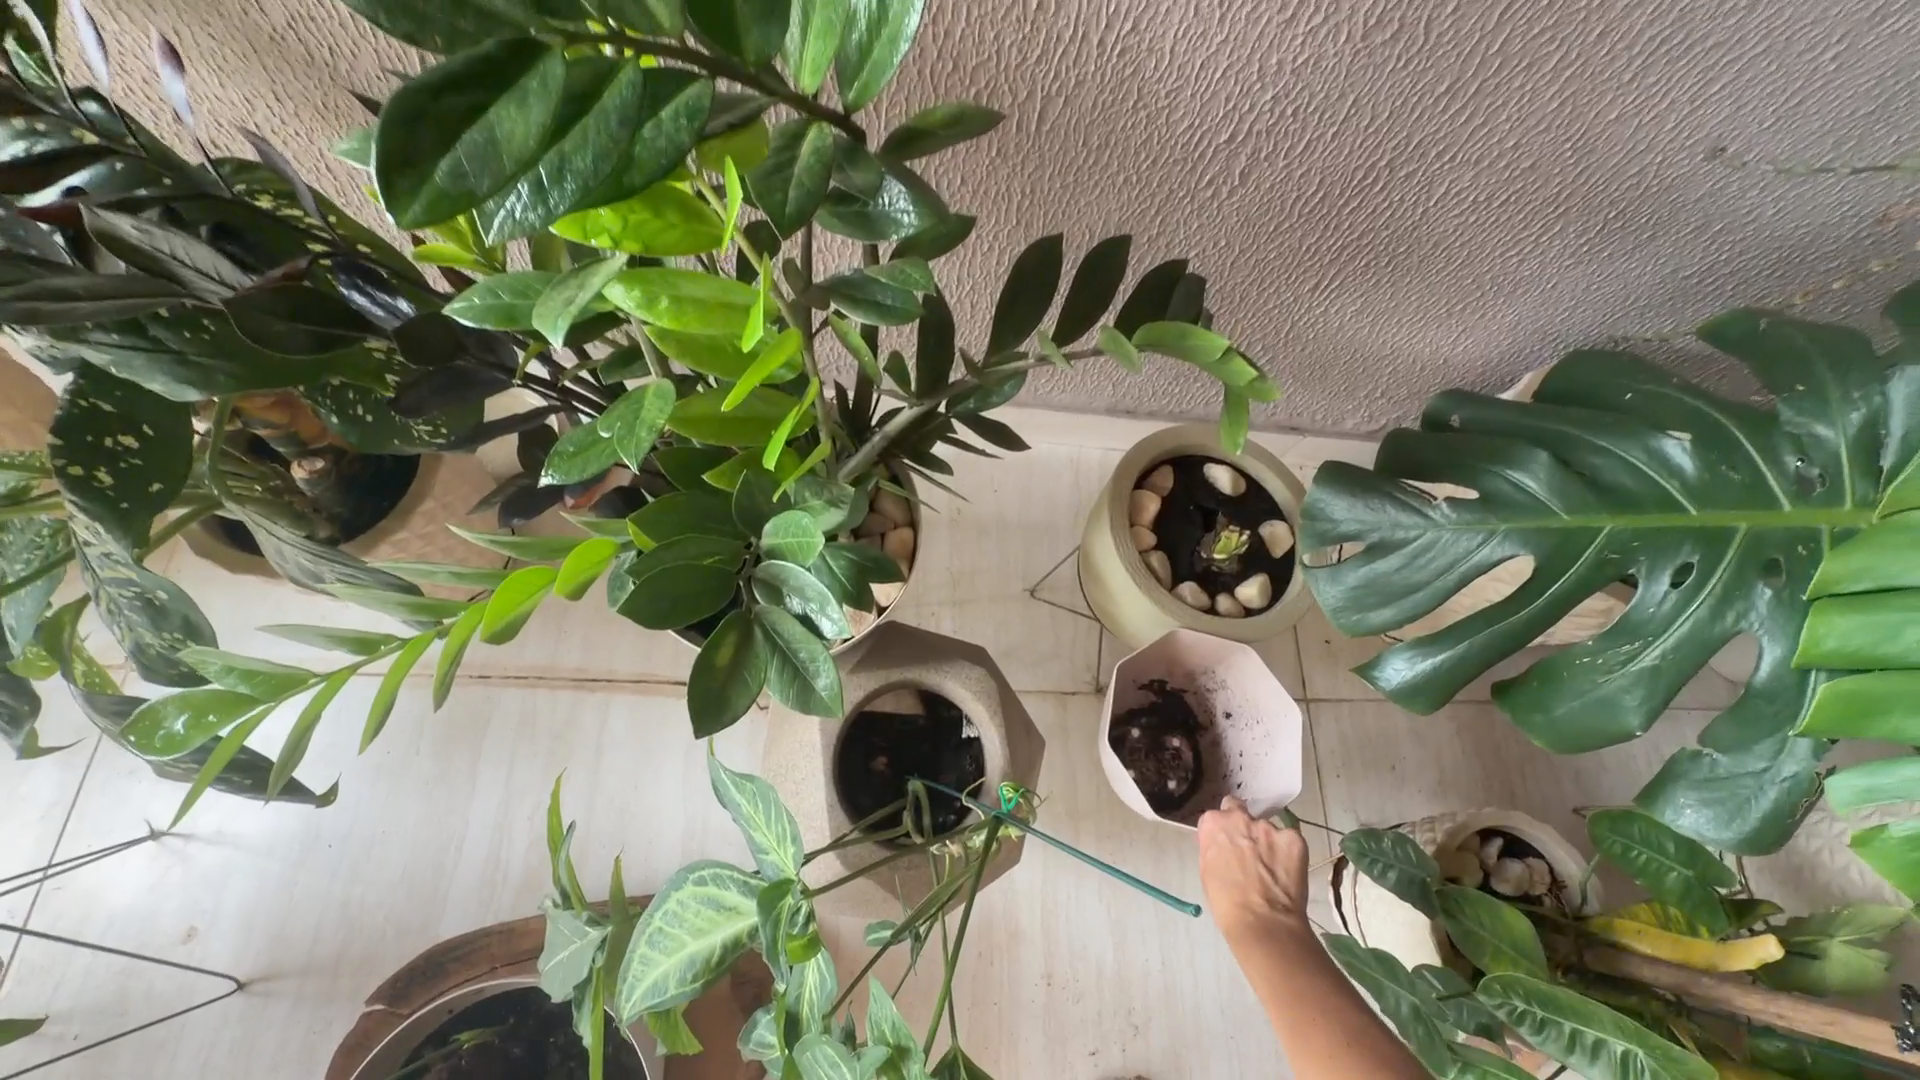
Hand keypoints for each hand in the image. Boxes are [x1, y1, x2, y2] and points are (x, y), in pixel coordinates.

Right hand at [1197, 796, 1311, 943]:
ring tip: (1272, 868)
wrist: (1262, 923)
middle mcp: (1241, 818)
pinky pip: (1291, 840)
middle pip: (1240, 811)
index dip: (1223, 832)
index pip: (1216, 816)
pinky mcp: (1295, 839)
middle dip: (1243, 826)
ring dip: (1268, 842)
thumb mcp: (1207, 870)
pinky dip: (1289, 852)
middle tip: (1249, 850)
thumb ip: (1214, 847)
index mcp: (1214, 823)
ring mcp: (1270, 827)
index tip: (1227, 846)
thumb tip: (1223, 845)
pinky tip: (1287, 872)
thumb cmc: (1226, 903)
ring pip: (1268, 828)